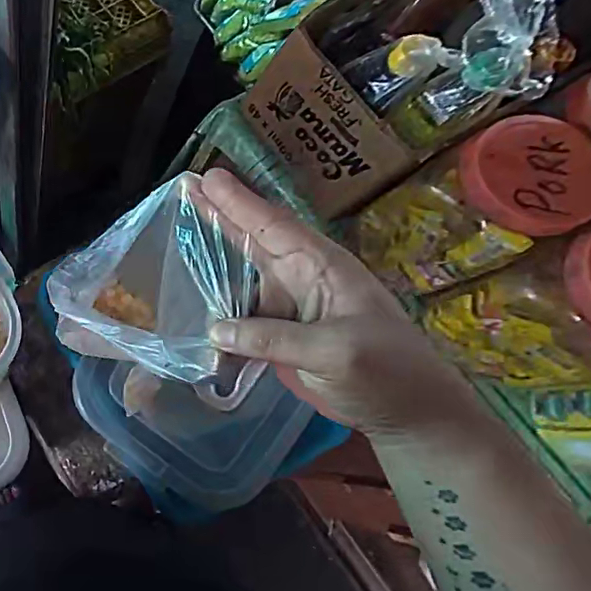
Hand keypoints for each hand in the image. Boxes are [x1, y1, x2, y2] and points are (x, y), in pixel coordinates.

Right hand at [197, 169, 480, 437]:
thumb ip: (273, 339)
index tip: (207, 177)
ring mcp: (289, 305)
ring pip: (243, 272)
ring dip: (213, 252)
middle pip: (254, 238)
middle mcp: (302, 278)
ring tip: (182, 225)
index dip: (239, 203)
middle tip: (185, 185)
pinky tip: (193, 293)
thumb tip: (215, 330)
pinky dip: (216, 300)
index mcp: (322, 268)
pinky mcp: (279, 332)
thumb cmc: (387, 372)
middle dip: (220, 212)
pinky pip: (240, 310)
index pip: (274, 227)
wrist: (409, 414)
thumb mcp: (334, 352)